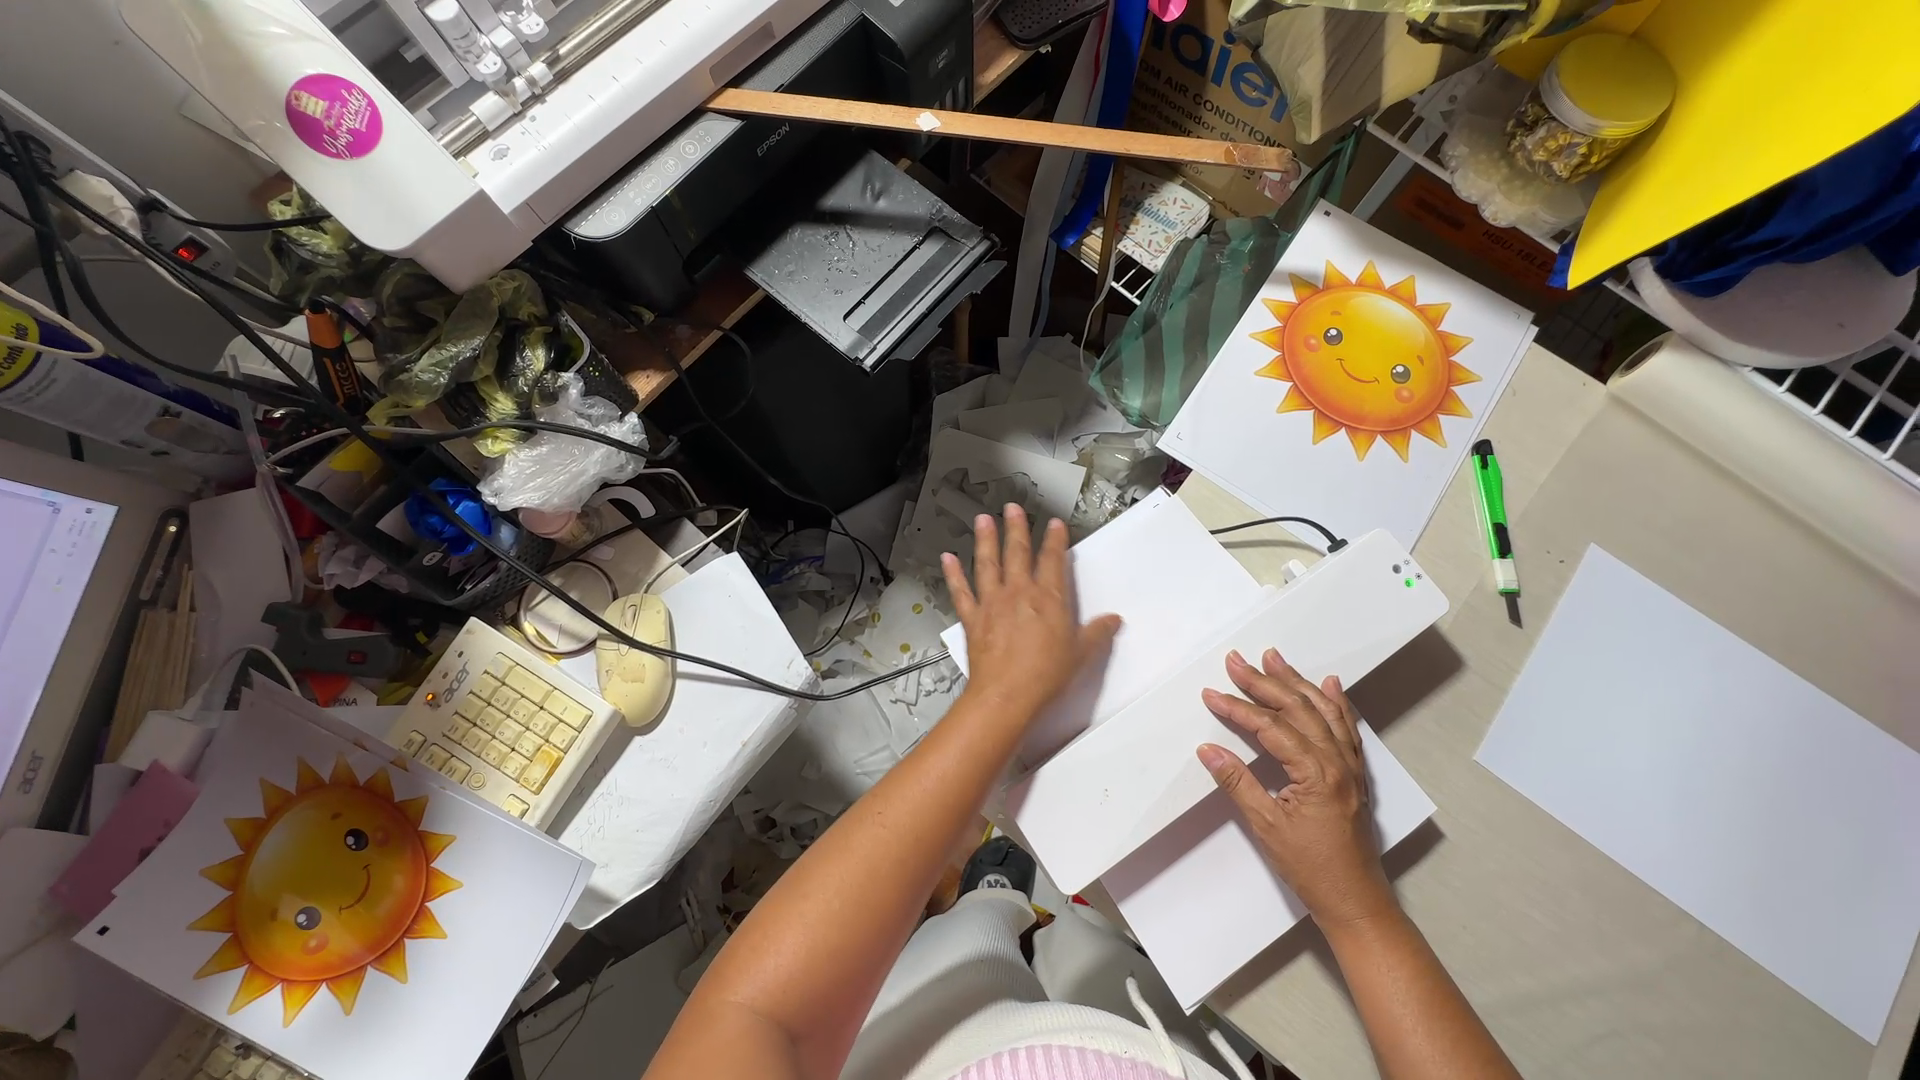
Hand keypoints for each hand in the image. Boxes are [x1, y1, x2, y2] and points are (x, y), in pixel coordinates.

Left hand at [942, 505, 1121, 719]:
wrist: (1007, 695)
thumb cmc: (1045, 675)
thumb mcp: (1080, 654)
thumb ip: (1096, 633)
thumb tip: (1113, 620)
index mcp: (1048, 598)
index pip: (1053, 560)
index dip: (1055, 540)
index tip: (1054, 524)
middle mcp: (1018, 593)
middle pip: (1018, 552)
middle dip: (1017, 528)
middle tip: (1013, 508)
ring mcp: (992, 603)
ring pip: (988, 563)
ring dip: (986, 539)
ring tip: (983, 519)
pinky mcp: (972, 618)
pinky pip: (961, 591)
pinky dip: (953, 574)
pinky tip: (948, 559)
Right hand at [1196, 649, 1397, 930]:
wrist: (1355, 900)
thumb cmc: (1309, 867)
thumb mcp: (1266, 826)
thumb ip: (1237, 783)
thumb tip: (1208, 749)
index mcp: (1316, 773)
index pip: (1271, 728)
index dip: (1238, 709)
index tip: (1212, 694)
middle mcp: (1337, 761)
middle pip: (1298, 709)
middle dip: (1264, 682)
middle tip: (1236, 661)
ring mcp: (1350, 766)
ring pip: (1323, 712)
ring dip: (1297, 683)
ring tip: (1274, 658)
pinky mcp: (1354, 774)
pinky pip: (1346, 729)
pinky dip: (1336, 703)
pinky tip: (1329, 685)